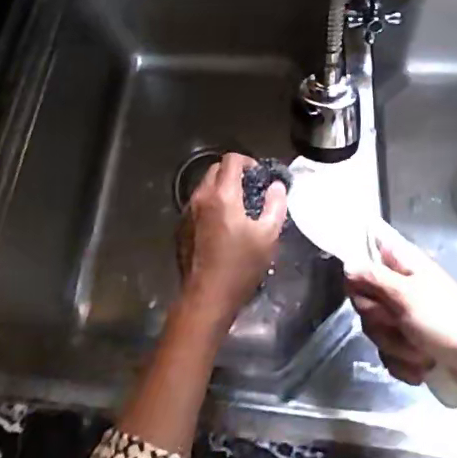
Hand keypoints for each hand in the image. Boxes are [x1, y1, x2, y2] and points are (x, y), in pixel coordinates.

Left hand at [180, 152, 287, 326]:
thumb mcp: (268, 236)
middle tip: (250, 190)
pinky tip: (221, 226)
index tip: (258, 177)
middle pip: (216, 169)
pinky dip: (210, 205)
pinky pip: (197, 204)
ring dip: (221, 189)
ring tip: (237, 209)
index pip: (232, 159)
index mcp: (222, 195)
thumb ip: (275, 205)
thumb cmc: (240, 267)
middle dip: (234, 173)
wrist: (206, 298)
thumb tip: (276, 186)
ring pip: (204, 186)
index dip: (248, 162)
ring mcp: (187, 212)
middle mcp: (201, 197)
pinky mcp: (181, 227)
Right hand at [345, 222, 456, 397]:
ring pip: (376, 329)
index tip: (364, 289)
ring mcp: (406, 316)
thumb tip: (347, 264)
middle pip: (364, 298)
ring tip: (420, 350)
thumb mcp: (406, 296)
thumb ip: (373, 278)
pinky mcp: (410, 344)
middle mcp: (401, 286)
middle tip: (398, 322)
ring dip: (396, 346)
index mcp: (403, 263)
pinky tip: (422, 367)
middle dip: (379, 320)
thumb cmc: (447, 321)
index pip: (367, 250)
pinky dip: (404, 364)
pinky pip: (389, 353)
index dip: (358, 268)